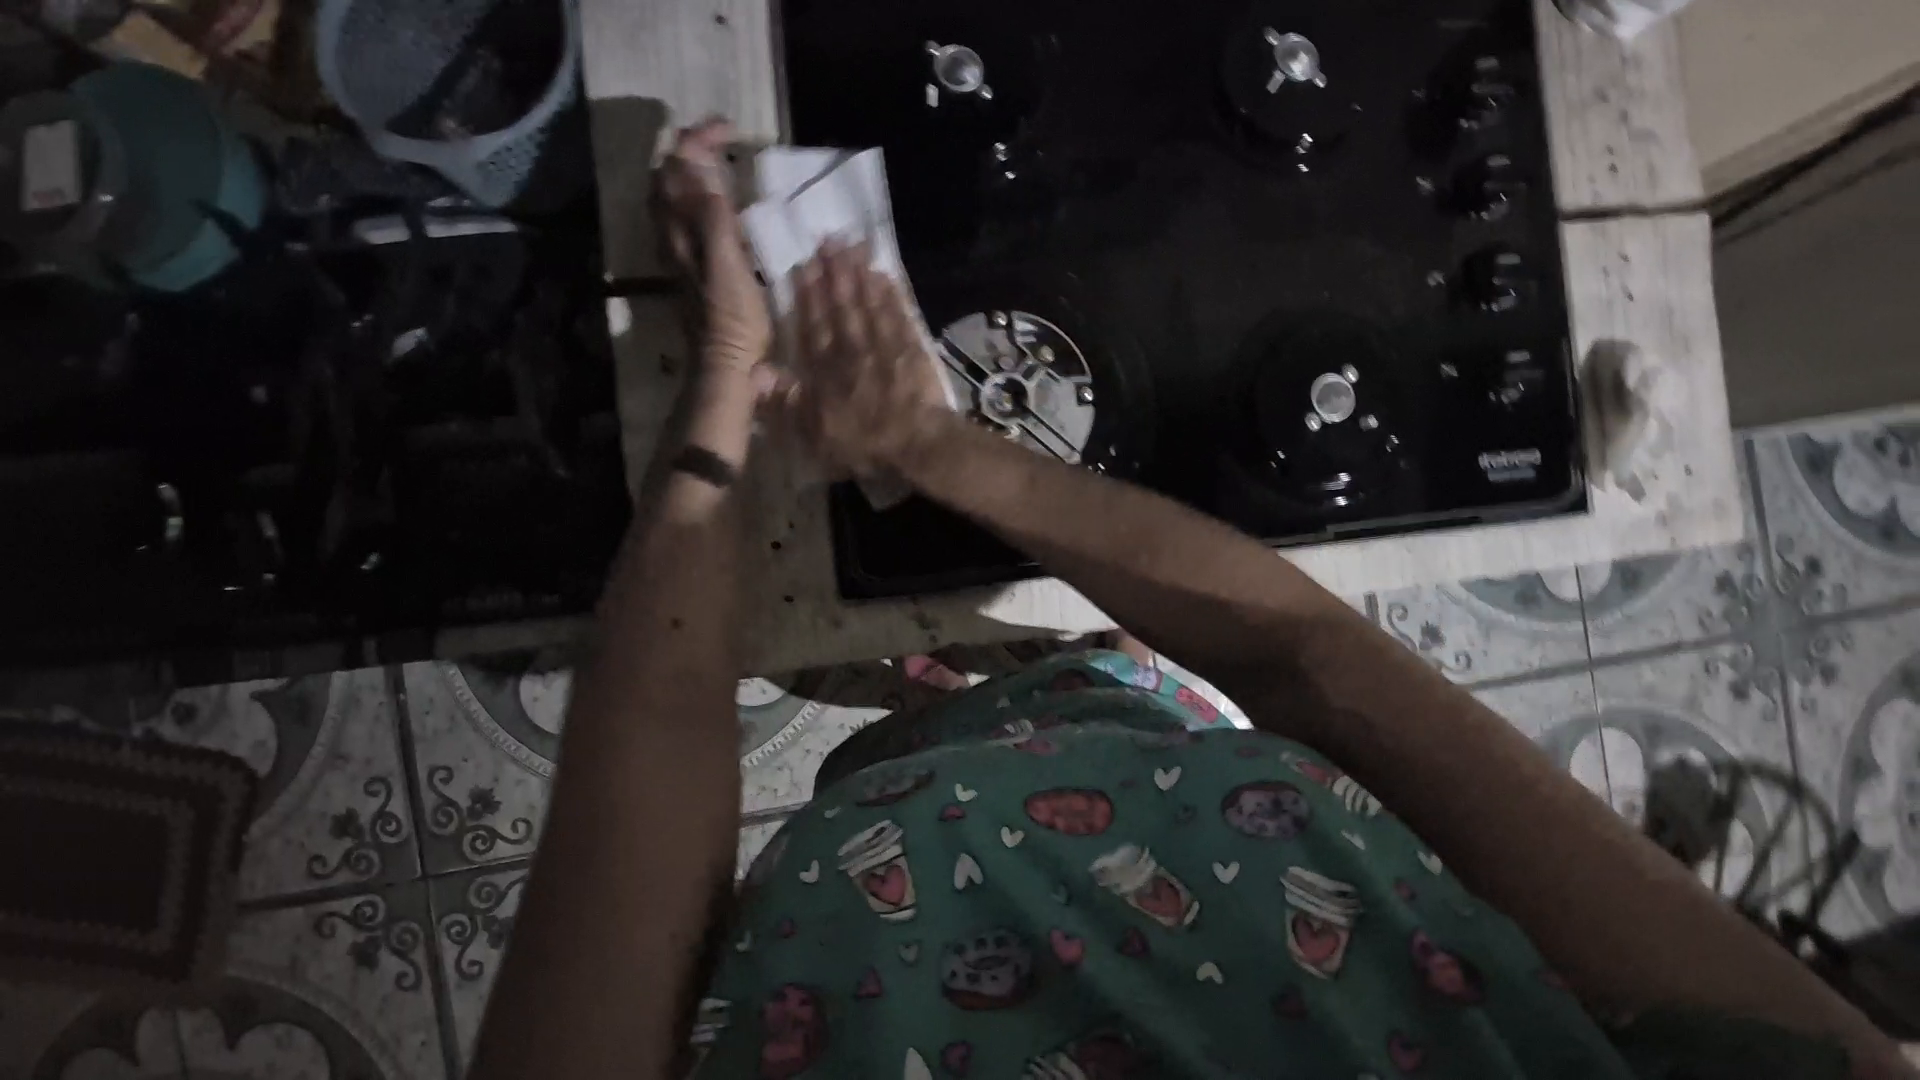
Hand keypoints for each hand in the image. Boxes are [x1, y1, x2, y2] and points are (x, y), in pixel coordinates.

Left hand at [657, 119, 771, 373]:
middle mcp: (671, 233)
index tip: (731, 131)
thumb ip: (715, 220)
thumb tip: (704, 174)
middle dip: (689, 147)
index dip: (700, 139)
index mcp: (680, 229)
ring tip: (715, 161)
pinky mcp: (690, 265)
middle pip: (666, 174)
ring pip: (670, 195)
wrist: (723, 362)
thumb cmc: (733, 318)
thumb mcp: (730, 267)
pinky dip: (694, 196)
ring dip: (688, 170)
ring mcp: (678, 250)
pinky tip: (712, 204)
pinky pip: (682, 216)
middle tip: (722, 138)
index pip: (678, 165)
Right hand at [779, 243, 958, 475]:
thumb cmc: (863, 445)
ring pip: (868, 304)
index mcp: (826, 371)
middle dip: (834, 273)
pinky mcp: (912, 350)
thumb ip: (785, 402)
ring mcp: (884, 347)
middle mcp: (852, 350)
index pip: (814, 327)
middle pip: (842, 307)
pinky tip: (884, 275)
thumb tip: (756, 371)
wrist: (915, 446)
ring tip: (853, 246)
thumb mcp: (813, 434)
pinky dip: (890, 294)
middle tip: (828, 240)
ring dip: (860, 274)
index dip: (808, 297)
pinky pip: (898, 315)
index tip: (804, 267)